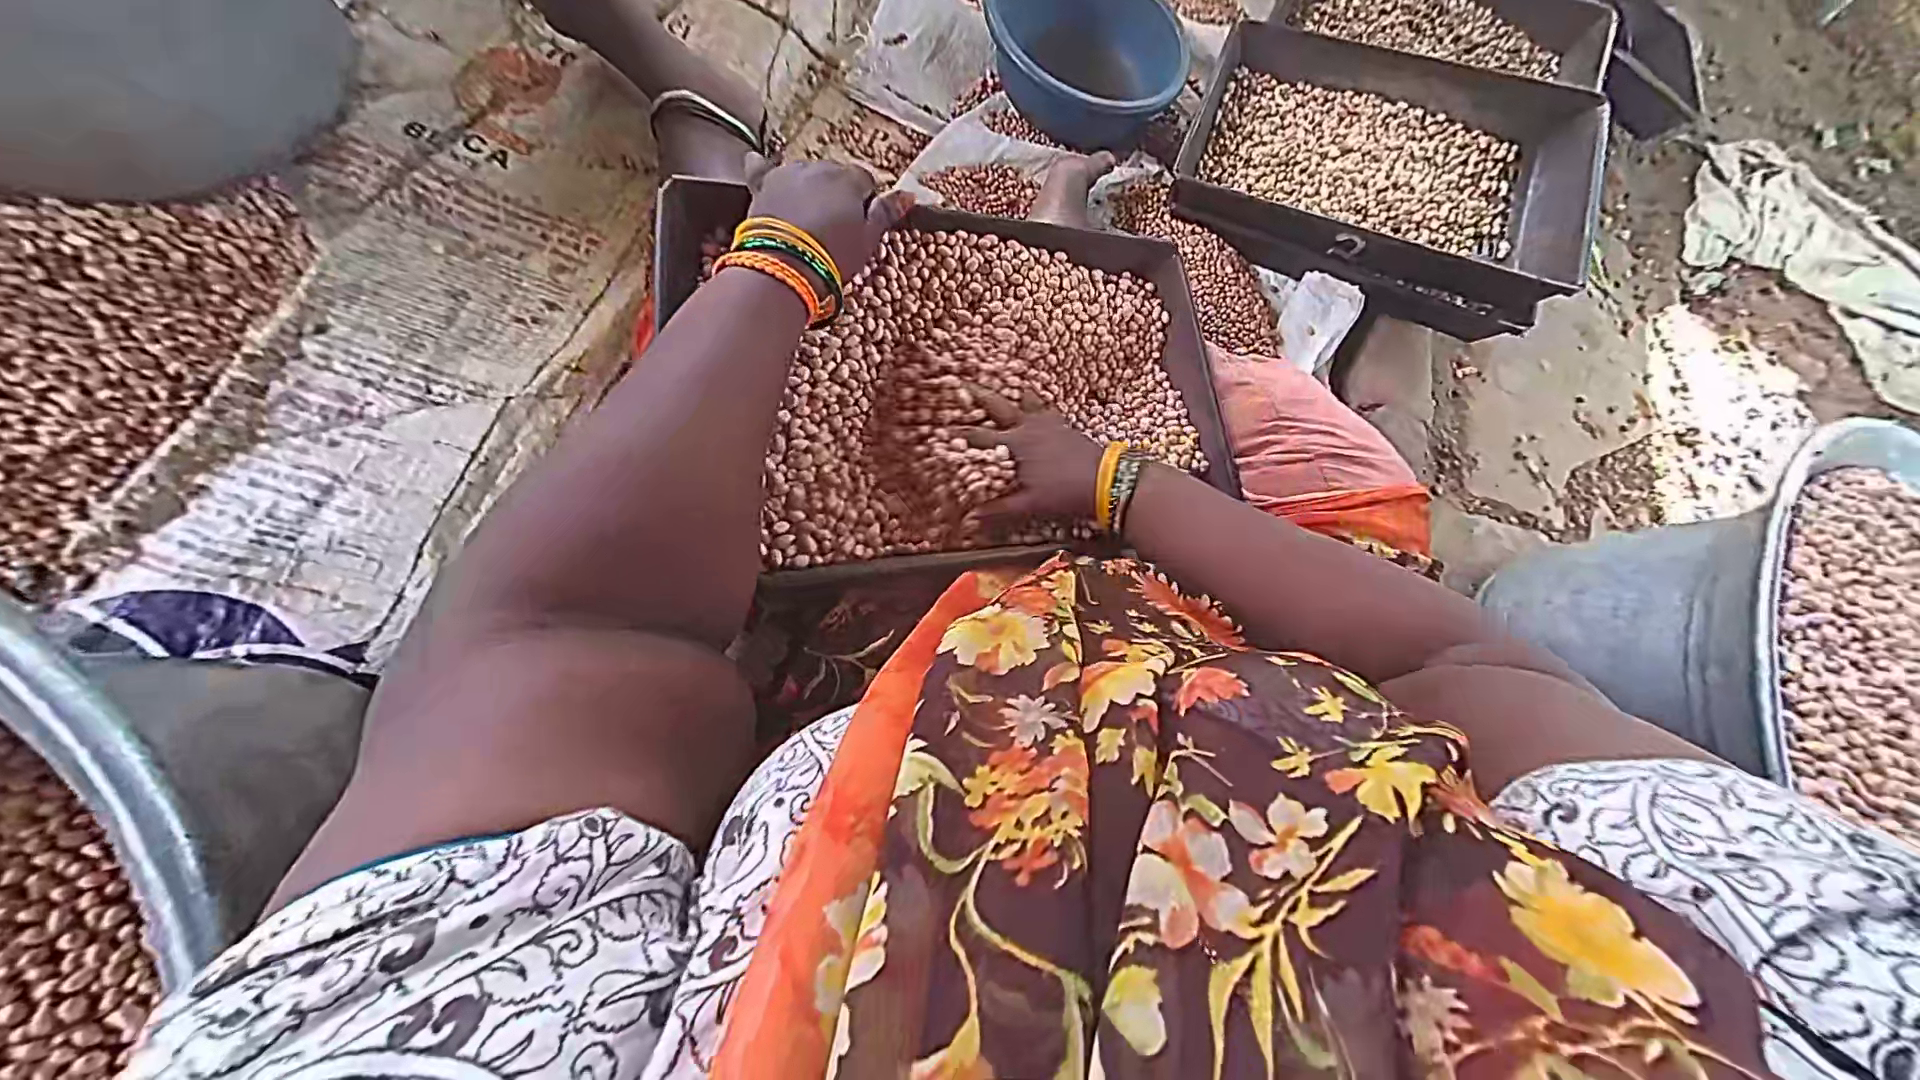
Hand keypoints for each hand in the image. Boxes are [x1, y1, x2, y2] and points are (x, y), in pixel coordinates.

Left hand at [744, 156, 914, 284]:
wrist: (785, 265)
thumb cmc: (832, 257)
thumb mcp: (867, 241)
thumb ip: (885, 213)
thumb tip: (907, 195)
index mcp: (849, 179)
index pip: (865, 181)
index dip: (865, 203)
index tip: (860, 224)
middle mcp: (819, 168)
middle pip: (833, 176)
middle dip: (836, 196)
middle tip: (835, 228)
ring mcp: (788, 174)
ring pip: (804, 175)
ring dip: (808, 190)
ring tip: (807, 222)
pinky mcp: (762, 186)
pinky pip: (761, 168)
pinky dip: (764, 170)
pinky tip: (760, 167)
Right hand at [964, 385, 1105, 520]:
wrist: (1107, 481)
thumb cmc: (1063, 493)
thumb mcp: (1029, 504)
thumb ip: (999, 508)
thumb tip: (971, 518)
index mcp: (1015, 444)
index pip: (979, 438)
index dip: (959, 434)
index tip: (942, 428)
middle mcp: (1028, 427)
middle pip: (998, 407)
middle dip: (979, 396)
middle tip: (964, 383)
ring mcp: (1048, 423)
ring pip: (1025, 401)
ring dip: (1013, 394)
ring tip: (1005, 384)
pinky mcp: (1064, 425)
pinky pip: (1046, 409)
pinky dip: (1037, 405)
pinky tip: (1038, 405)